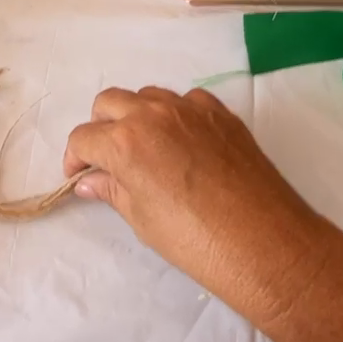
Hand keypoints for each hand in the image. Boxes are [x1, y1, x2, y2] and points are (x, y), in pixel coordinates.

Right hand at [62, 87, 337, 328]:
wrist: (267, 245)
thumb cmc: (196, 241)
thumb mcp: (143, 220)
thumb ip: (112, 190)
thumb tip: (89, 181)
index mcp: (124, 142)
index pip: (83, 138)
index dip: (75, 158)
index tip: (80, 175)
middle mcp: (152, 114)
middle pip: (108, 103)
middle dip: (100, 128)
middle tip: (108, 159)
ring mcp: (188, 108)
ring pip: (146, 96)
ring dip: (135, 116)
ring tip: (146, 149)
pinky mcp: (219, 112)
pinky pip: (185, 101)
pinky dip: (175, 116)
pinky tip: (184, 144)